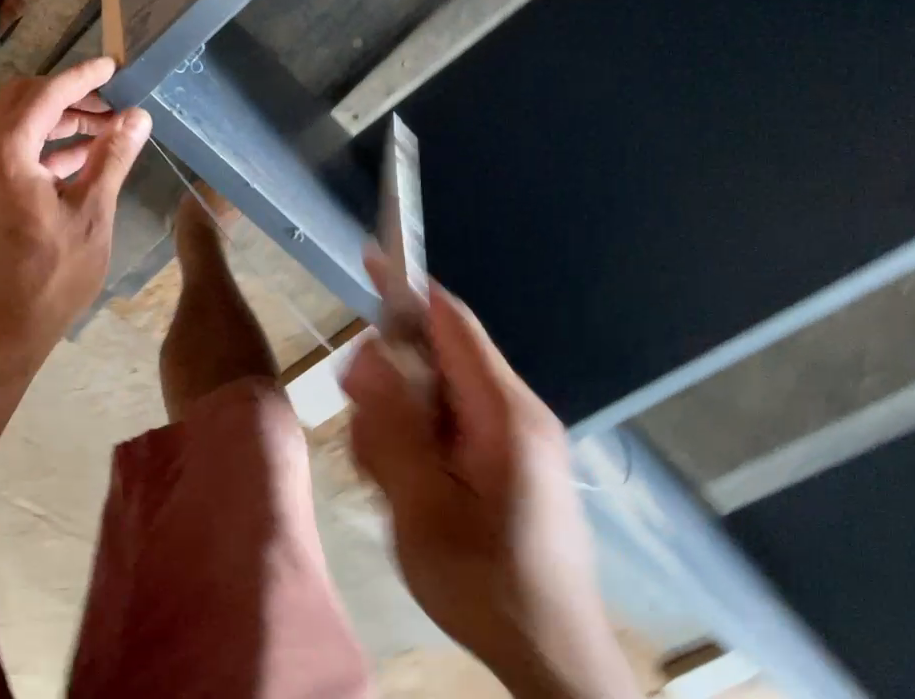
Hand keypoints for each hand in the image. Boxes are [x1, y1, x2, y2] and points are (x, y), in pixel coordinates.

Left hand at [0, 58, 151, 359]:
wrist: (7, 326)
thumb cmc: (53, 274)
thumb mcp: (92, 212)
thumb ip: (112, 157)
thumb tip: (137, 117)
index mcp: (6, 153)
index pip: (45, 94)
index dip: (82, 77)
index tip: (113, 66)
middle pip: (23, 100)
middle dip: (68, 95)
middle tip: (110, 103)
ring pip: (17, 124)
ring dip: (58, 120)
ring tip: (106, 131)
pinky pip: (12, 151)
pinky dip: (45, 146)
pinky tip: (83, 159)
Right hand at [343, 255, 640, 698]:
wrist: (550, 656)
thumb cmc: (484, 582)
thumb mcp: (420, 504)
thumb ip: (393, 424)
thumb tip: (368, 352)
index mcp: (502, 414)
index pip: (450, 323)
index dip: (407, 287)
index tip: (368, 258)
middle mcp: (513, 413)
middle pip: (434, 359)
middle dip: (388, 381)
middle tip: (365, 431)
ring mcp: (513, 439)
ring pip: (434, 395)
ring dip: (396, 422)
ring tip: (389, 480)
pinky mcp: (506, 462)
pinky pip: (448, 426)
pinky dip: (414, 443)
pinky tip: (406, 490)